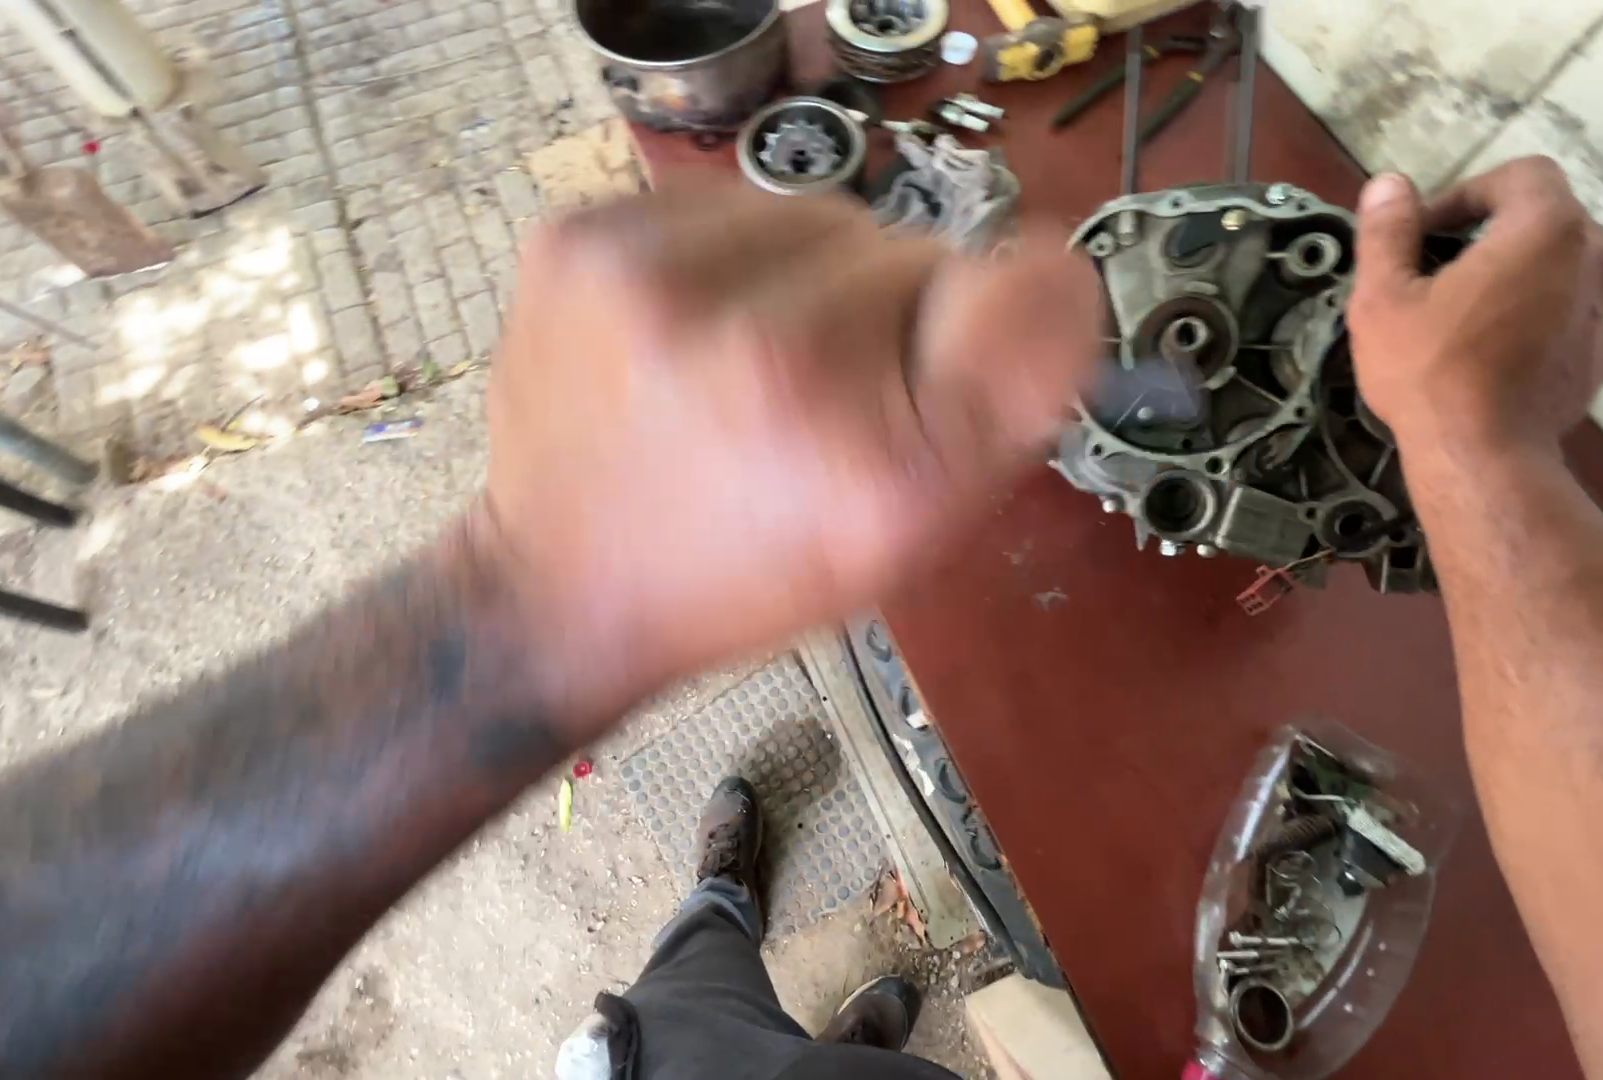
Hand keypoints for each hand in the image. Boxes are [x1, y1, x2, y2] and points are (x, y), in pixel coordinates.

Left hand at [475, 185, 1099, 727]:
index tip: (948, 364)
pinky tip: (685, 335)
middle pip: (914, 249)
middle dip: (888, 317)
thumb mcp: (902, 546)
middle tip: (814, 403)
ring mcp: (655, 284)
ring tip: (743, 369)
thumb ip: (998, 410)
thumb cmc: (744, 576)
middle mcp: (772, 359)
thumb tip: (1037, 268)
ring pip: (818, 214)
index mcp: (876, 471)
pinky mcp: (582, 238)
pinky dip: (726, 261)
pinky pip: (722, 205)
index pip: (1035, 294)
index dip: (1009, 318)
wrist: (565, 588)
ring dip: (806, 280)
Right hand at [1347, 157, 1602, 458]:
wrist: (1482, 449)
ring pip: (1558, 265)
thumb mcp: (1381, 299)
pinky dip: (1534, 313)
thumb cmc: (1425, 369)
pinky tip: (1491, 351)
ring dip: (1511, 275)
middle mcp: (1593, 252)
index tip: (1421, 236)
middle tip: (1430, 278)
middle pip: (1541, 218)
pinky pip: (1570, 308)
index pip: (1518, 175)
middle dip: (1485, 236)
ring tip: (1459, 318)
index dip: (1463, 195)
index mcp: (1543, 229)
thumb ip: (1386, 234)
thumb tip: (1387, 185)